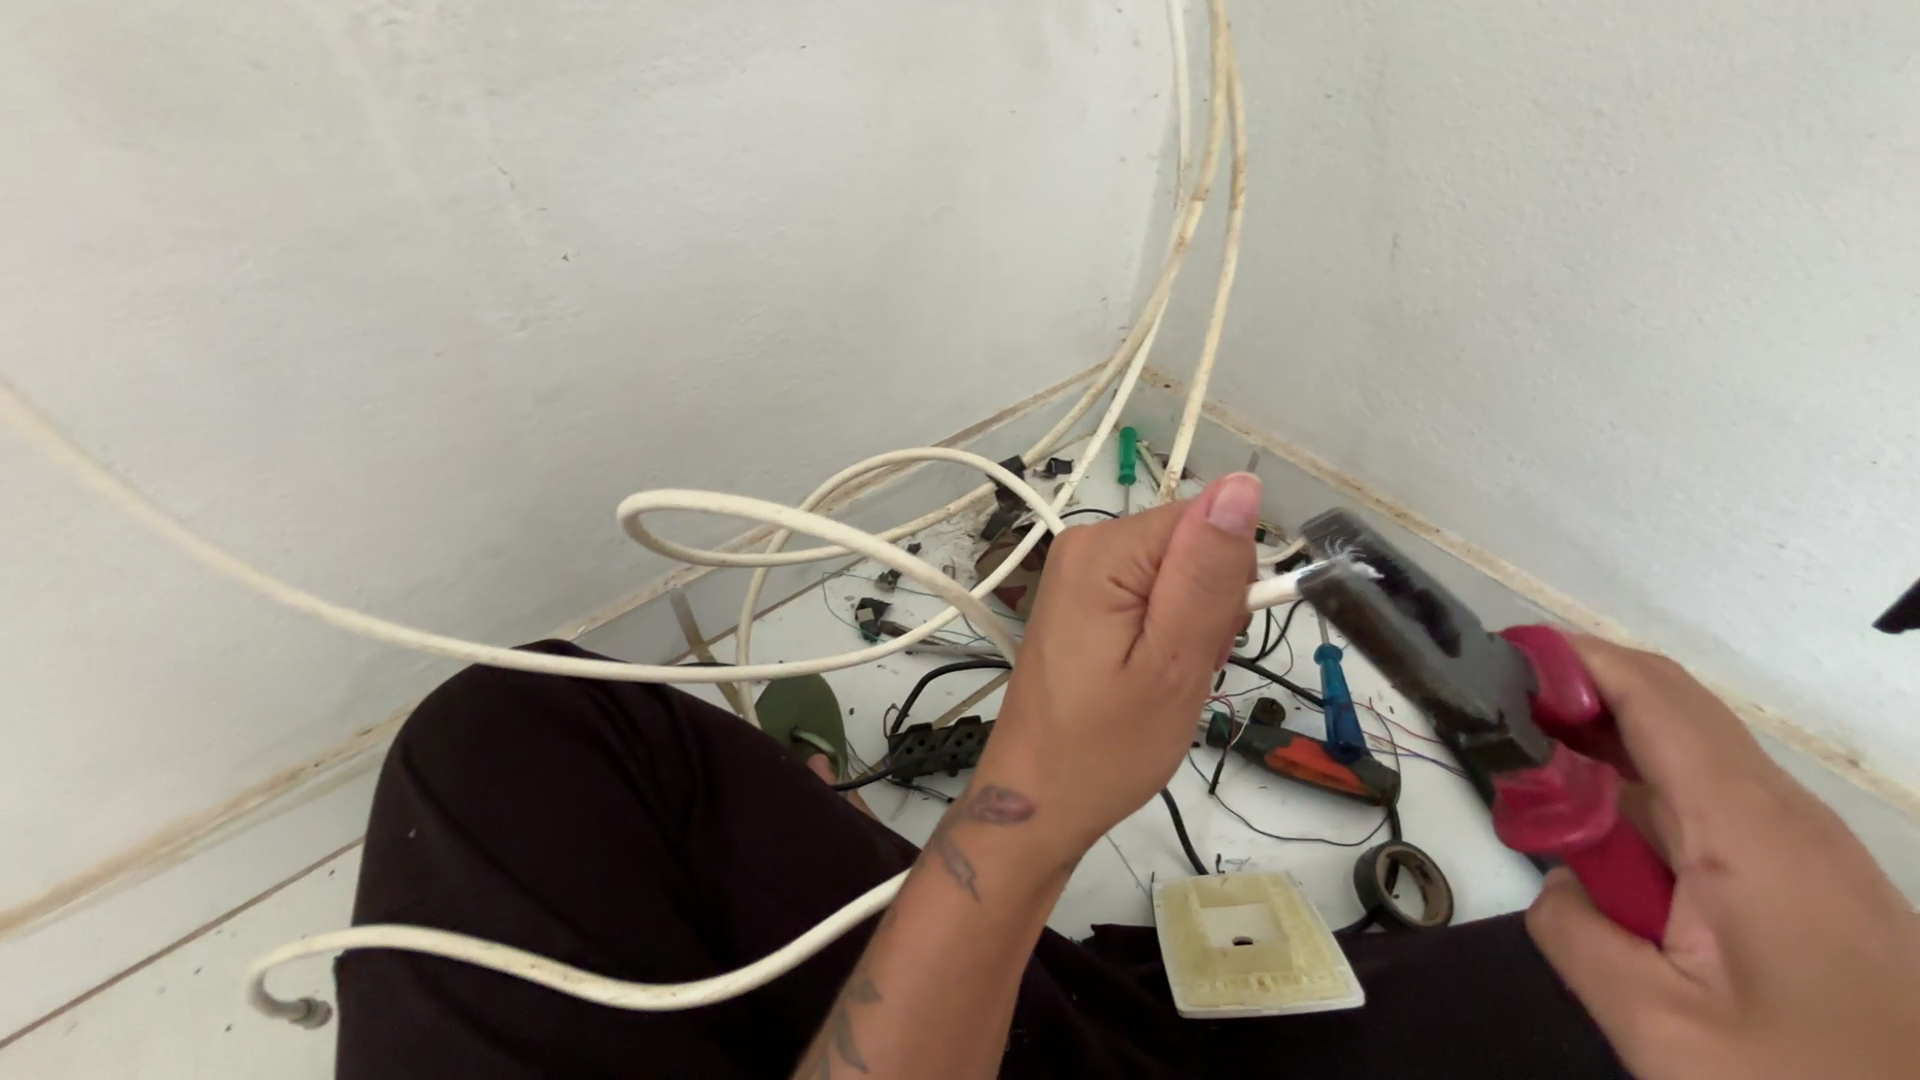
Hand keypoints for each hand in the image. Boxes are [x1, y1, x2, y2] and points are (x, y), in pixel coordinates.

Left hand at [975, 472, 1259, 860]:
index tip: (1209, 642)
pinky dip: (1164, 636)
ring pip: (1176, 575)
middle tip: (1183, 670)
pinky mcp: (1080, 602)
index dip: (1227, 583)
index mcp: (1103, 551)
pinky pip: (1149, 597)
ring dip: (1189, 627)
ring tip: (1162, 681)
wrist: (1039, 797)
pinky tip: (1147, 677)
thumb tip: (1242, 486)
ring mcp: (1077, 575)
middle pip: (1189, 546)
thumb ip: (1209, 573)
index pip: (1206, 522)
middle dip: (1207, 608)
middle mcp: (1084, 546)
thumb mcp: (1173, 662)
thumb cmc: (1106, 747)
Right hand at [1526, 636, 1919, 1079]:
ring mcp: (1804, 845)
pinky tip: (1596, 823)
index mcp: (1750, 831)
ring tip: (1528, 759)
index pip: (1656, 698)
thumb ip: (1572, 929)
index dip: (1577, 659)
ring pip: (1690, 752)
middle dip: (1581, 688)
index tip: (1501, 655)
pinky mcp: (1807, 875)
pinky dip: (1638, 785)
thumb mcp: (1656, 1024)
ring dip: (1605, 740)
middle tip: (1497, 703)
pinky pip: (1708, 798)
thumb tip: (1562, 882)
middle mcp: (1785, 816)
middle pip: (1674, 707)